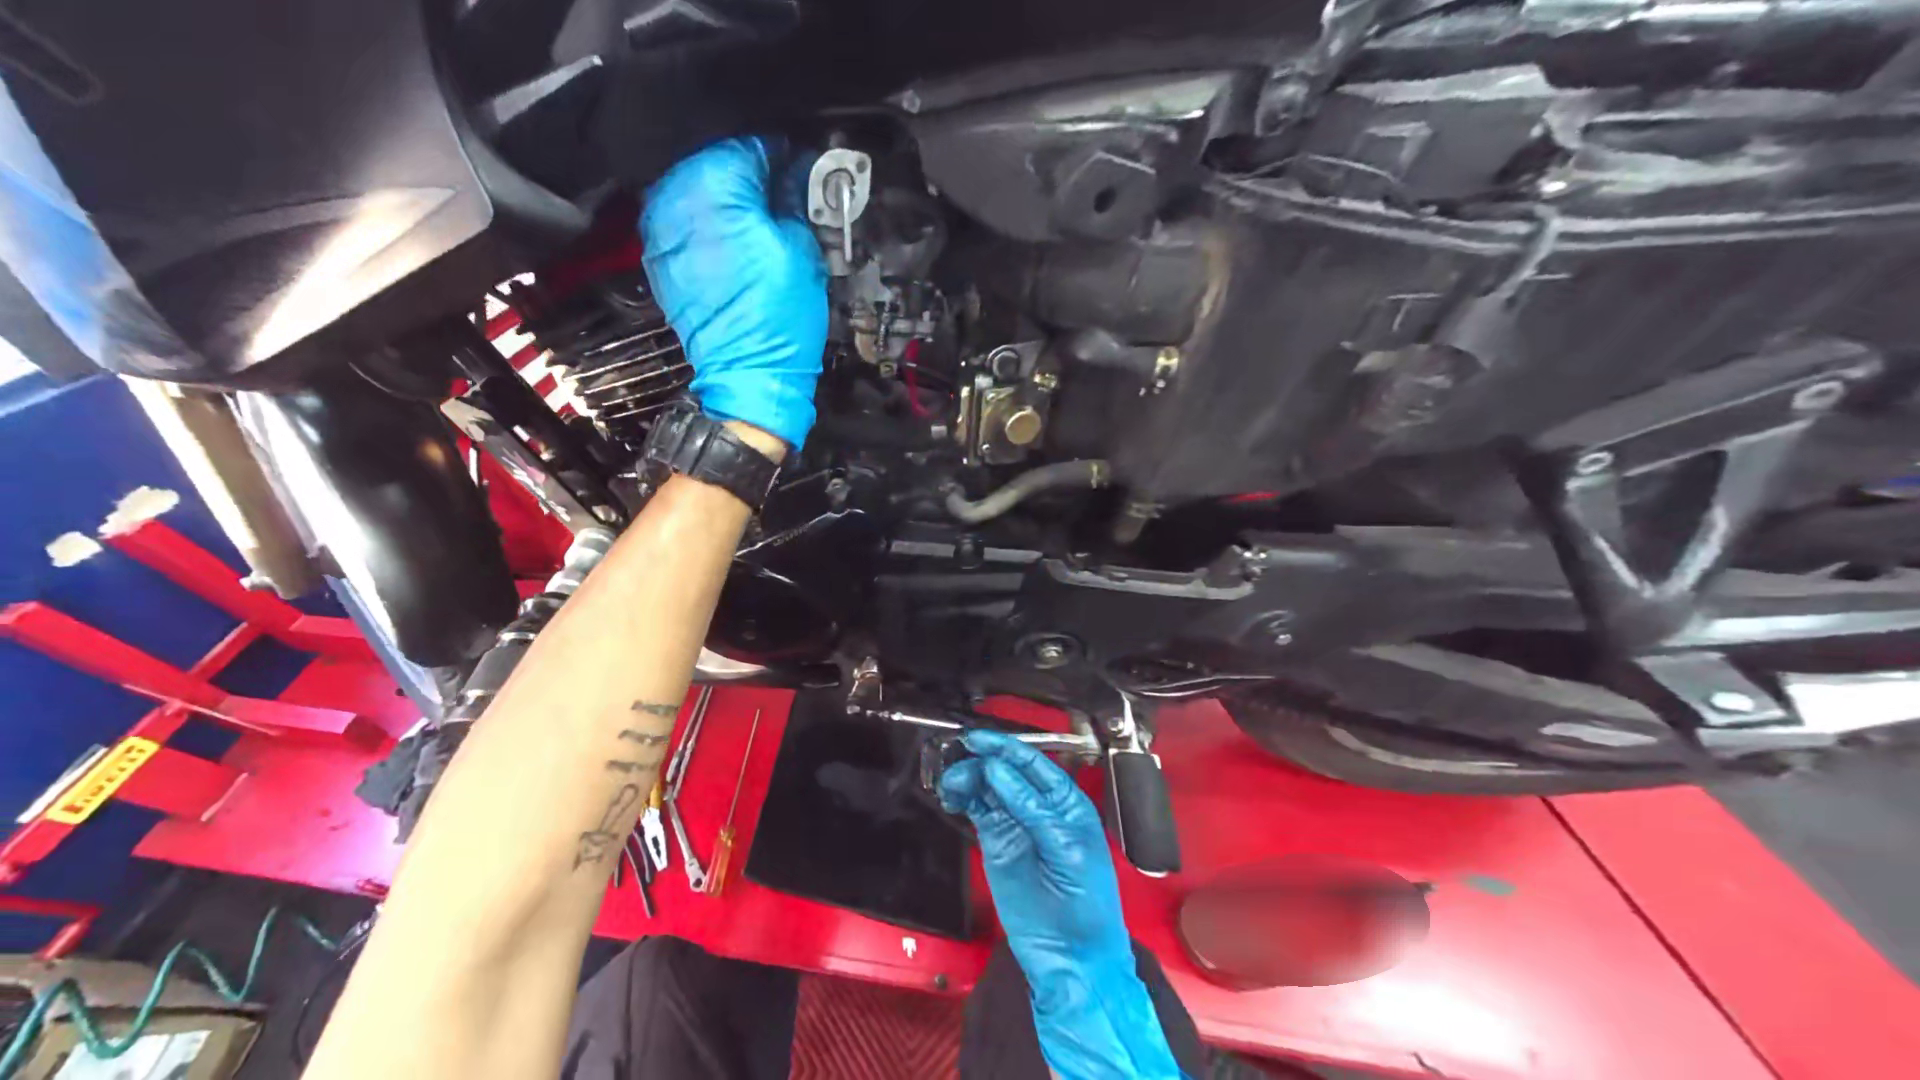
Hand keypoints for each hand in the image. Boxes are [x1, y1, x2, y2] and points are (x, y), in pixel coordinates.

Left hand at [640, 137, 827, 449]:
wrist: (749, 377)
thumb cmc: (777, 325)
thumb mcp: (802, 252)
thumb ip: (793, 201)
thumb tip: (794, 175)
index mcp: (714, 192)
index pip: (746, 146)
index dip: (778, 155)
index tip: (796, 166)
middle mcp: (676, 204)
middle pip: (715, 163)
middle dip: (749, 175)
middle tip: (781, 193)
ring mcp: (662, 233)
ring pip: (695, 190)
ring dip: (726, 198)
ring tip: (758, 219)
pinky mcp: (661, 260)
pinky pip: (682, 221)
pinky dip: (706, 222)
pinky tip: (733, 241)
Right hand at [940, 731, 1182, 1079]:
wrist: (1073, 960)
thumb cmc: (1087, 906)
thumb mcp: (1066, 851)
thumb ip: (1032, 809)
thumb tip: (999, 770)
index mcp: (1066, 803)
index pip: (1034, 763)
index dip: (1006, 748)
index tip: (980, 740)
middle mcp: (1039, 807)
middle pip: (1006, 770)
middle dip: (982, 762)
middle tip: (959, 761)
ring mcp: (1016, 823)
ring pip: (987, 787)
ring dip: (967, 778)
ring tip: (952, 783)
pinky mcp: (997, 842)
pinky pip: (977, 810)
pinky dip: (962, 799)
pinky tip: (952, 797)